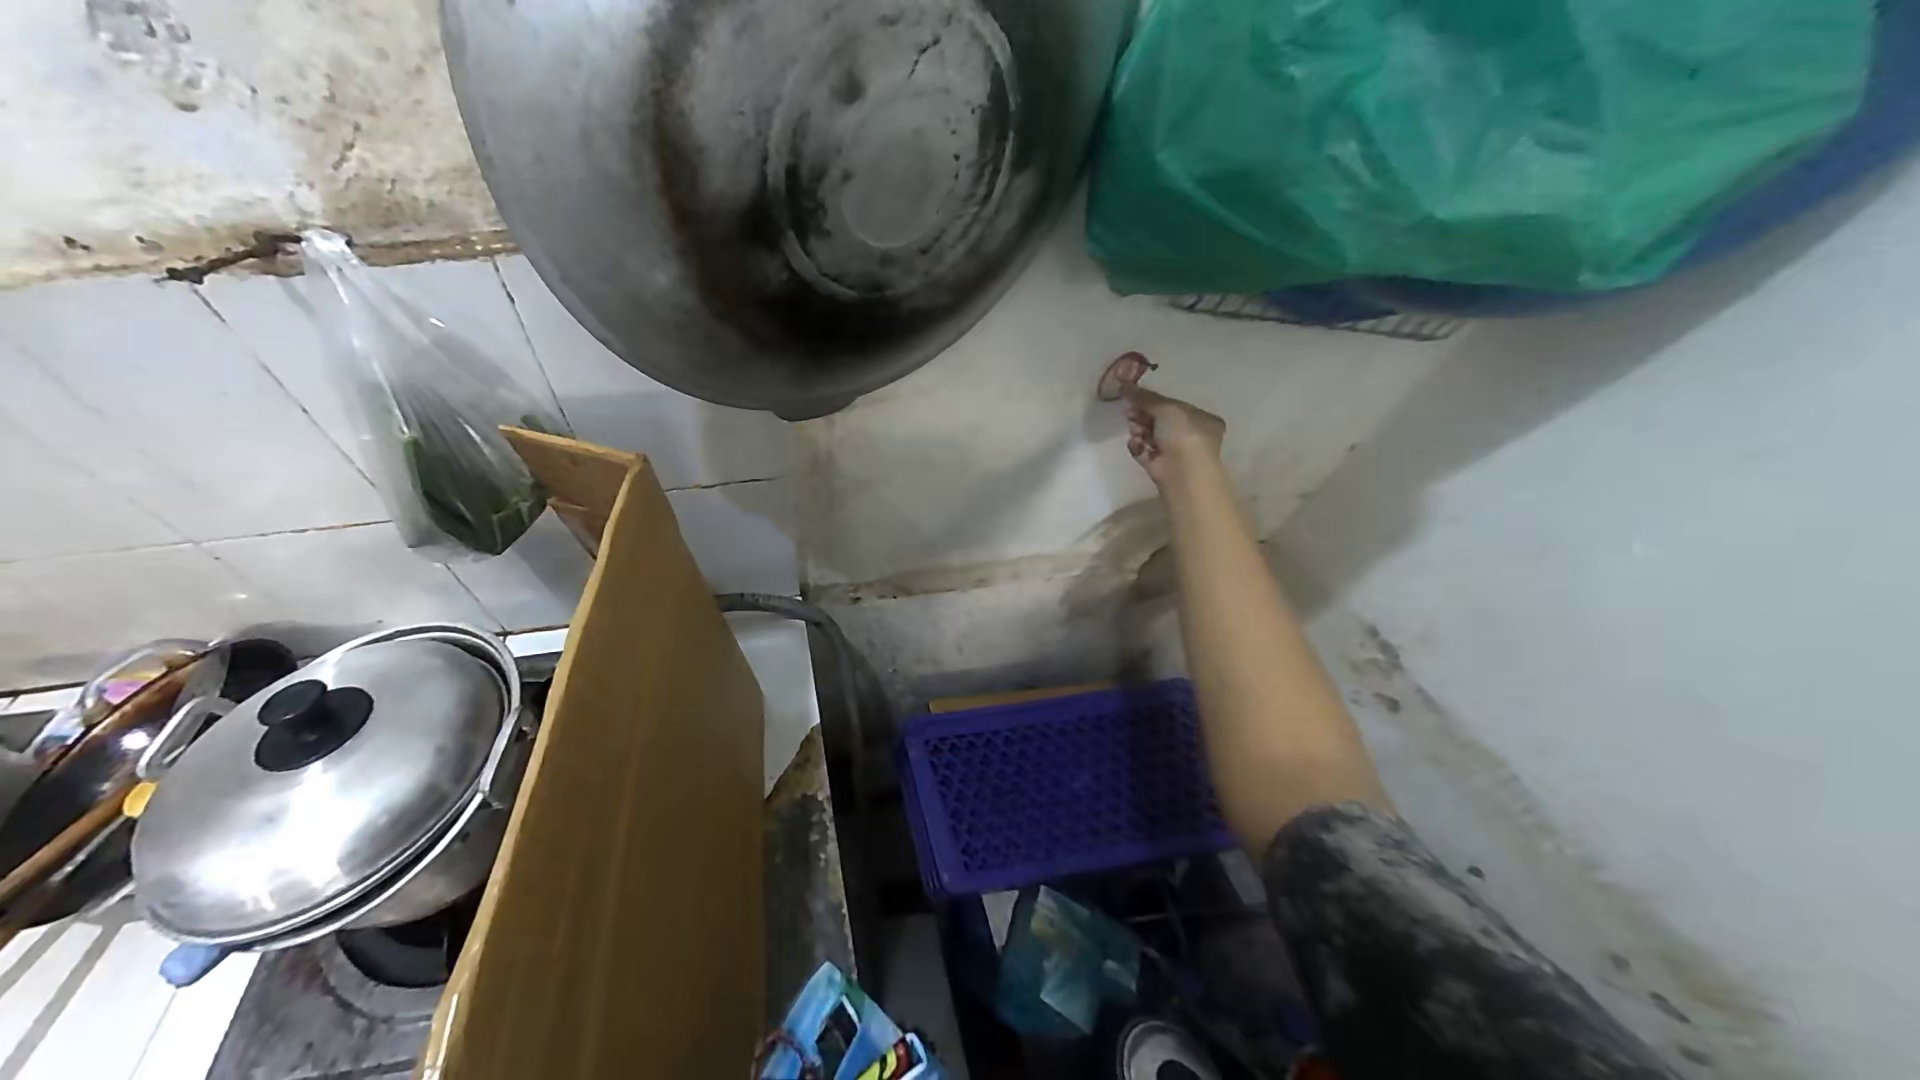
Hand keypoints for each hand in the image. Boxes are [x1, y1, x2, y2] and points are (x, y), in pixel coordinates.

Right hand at [1124, 385, 1225, 488]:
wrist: (1183, 471)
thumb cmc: (1184, 434)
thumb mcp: (1166, 408)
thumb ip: (1145, 397)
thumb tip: (1124, 386)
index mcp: (1201, 419)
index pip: (1174, 406)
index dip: (1153, 401)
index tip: (1134, 397)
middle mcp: (1191, 435)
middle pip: (1159, 420)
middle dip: (1142, 415)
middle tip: (1129, 412)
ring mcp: (1175, 453)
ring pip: (1150, 436)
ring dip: (1138, 430)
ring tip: (1134, 430)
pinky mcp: (1159, 467)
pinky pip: (1144, 451)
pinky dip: (1138, 446)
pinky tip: (1136, 443)